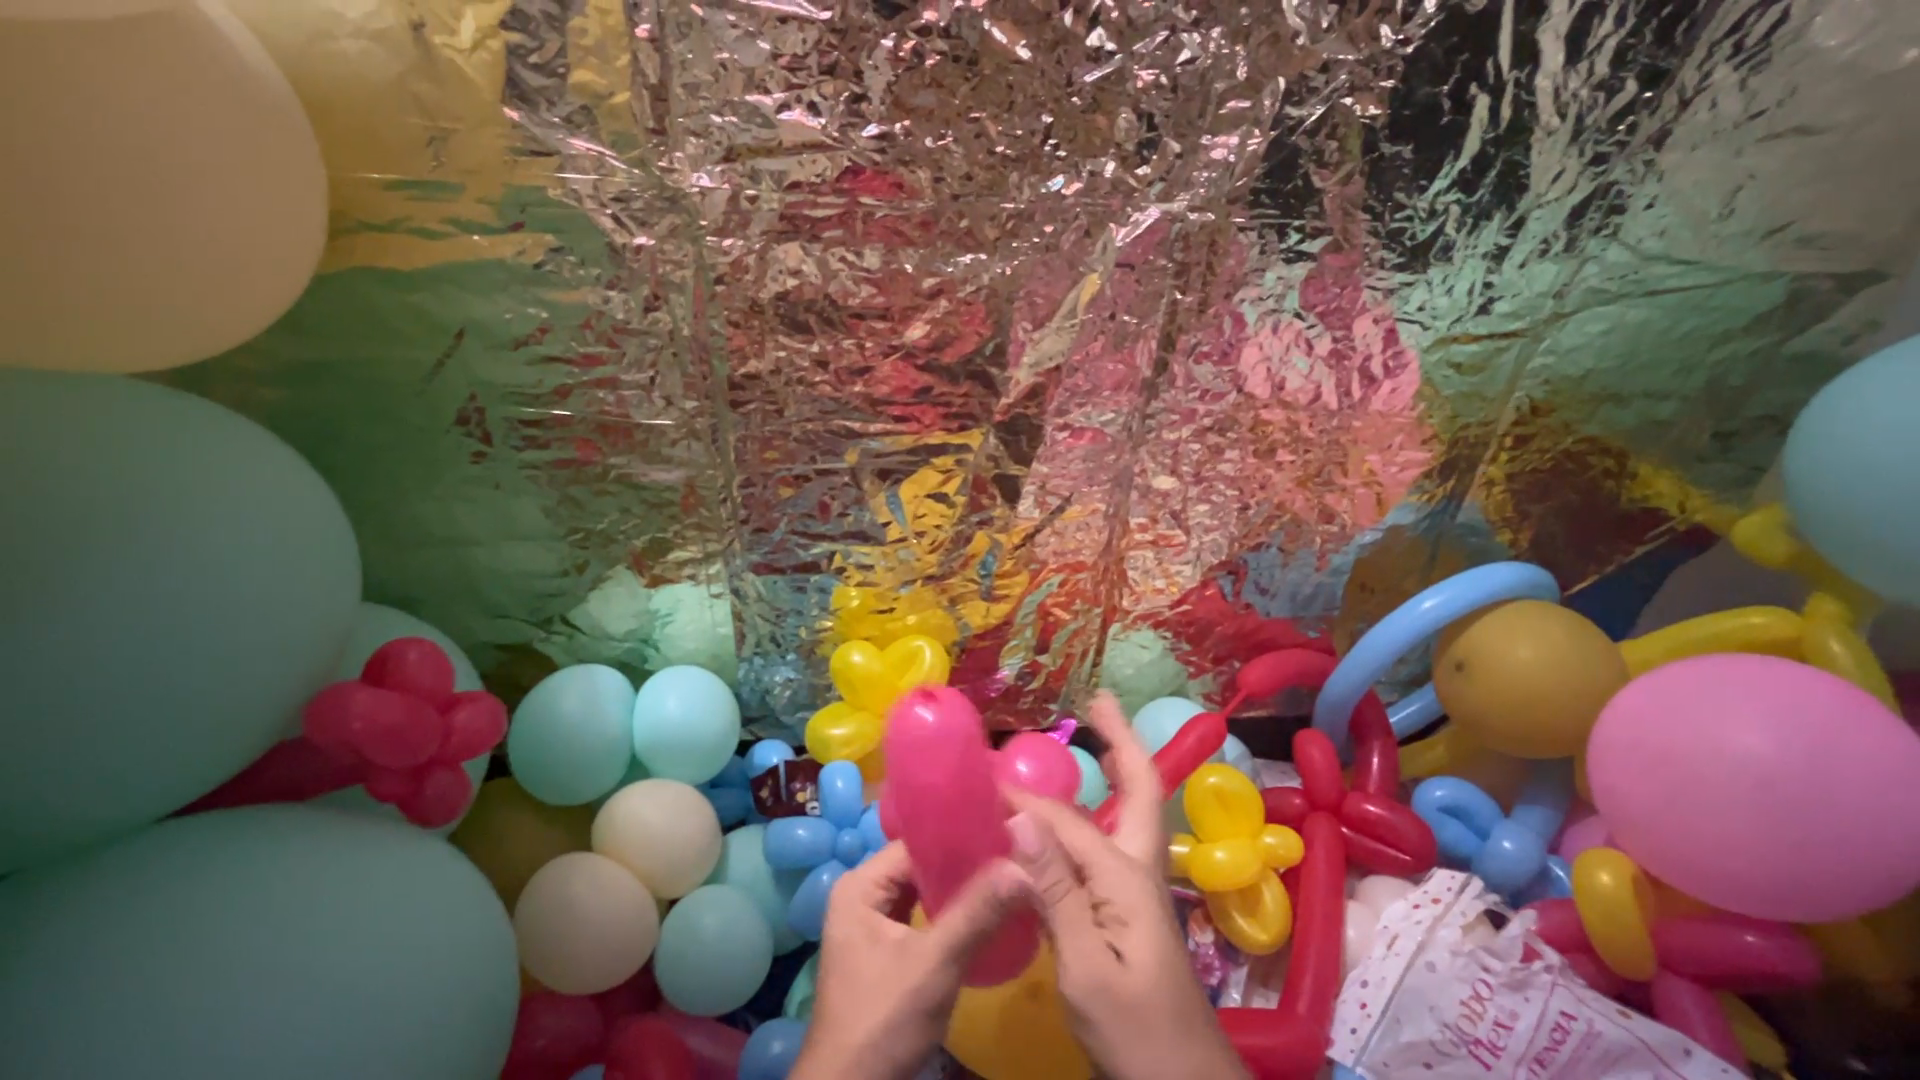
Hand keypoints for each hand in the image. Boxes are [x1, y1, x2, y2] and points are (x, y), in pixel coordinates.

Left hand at [791, 841, 1025, 1079]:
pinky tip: (989, 911)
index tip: (1007, 831)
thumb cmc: (882, 1019)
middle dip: (965, 862)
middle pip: (921, 865)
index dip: (961, 837)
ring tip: (1010, 873)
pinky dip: (953, 913)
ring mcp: (874, 923)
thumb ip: (976, 913)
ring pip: (925, 892)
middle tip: (1017, 852)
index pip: (916, 843)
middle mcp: (863, 895)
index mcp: (860, 885)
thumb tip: (1022, 864)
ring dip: (962, 888)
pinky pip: (925, 917)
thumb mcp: (933, 964)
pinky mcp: (887, 950)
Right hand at [1006, 692, 1249, 1079]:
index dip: (1023, 797)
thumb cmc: (1135, 1032)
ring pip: (1130, 815)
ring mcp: (1140, 892)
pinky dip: (1097, 816)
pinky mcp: (1133, 914)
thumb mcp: (1086, 967)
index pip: (1064, 821)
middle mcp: (1139, 870)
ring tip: (1092, 741)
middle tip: (1097, 701)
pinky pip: (1112, 848)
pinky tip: (1072, 824)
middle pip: (1139, 789)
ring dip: (1116, 772)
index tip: (980, 780)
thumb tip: (1020, 813)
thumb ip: (1056, 889)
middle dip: (1120, 741)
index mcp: (1125, 877)